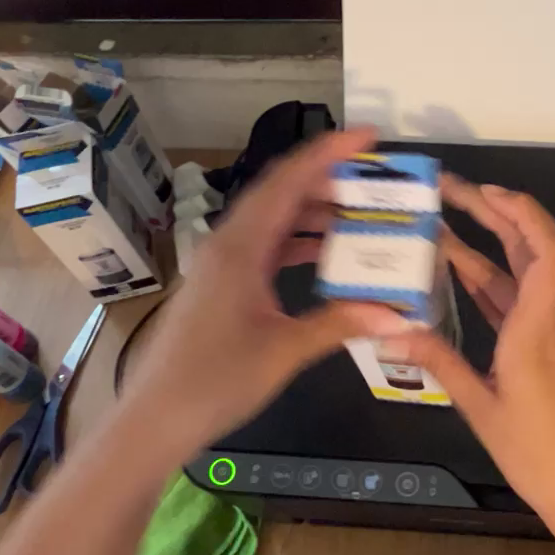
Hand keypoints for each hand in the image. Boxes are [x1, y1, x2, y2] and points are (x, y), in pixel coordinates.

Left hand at [110, 128, 411, 461]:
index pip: (288, 181)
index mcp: (241, 247)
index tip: (368, 135)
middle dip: (329, 180)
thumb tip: (400, 314)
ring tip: (362, 214)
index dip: (329, 152)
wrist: (154, 418)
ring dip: (315, 213)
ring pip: (274, 221)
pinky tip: (327, 255)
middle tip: (377, 181)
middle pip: (282, 193)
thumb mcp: (284, 350)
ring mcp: (222, 264)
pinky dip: (299, 243)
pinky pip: (266, 247)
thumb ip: (340, 324)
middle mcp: (229, 244)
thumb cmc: (214, 381)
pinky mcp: (222, 284)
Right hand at [397, 176, 554, 526]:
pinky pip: (517, 302)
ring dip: (485, 247)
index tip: (482, 191)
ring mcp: (551, 334)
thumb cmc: (541, 455)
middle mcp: (549, 320)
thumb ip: (440, 364)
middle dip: (492, 213)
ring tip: (439, 228)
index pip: (548, 250)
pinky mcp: (546, 350)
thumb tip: (391, 330)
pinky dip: (488, 284)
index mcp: (537, 329)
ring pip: (520, 275)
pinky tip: (458, 278)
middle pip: (530, 249)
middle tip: (446, 193)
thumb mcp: (482, 410)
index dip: (522, 211)